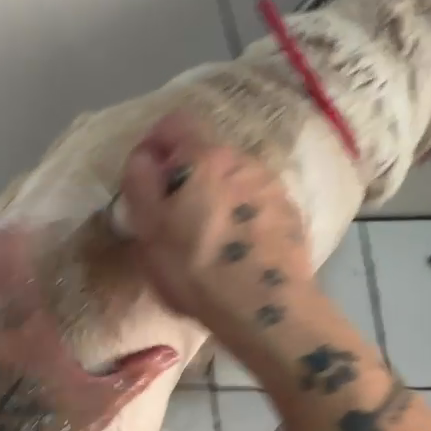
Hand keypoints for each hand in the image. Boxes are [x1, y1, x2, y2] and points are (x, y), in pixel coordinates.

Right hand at [118, 112, 316, 353]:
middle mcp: (241, 159)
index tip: (144, 176)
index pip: (173, 123)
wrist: (263, 306)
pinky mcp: (289, 212)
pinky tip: (234, 250)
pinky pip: (255, 203)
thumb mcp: (149, 231)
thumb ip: (140, 188)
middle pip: (205, 153)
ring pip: (232, 179)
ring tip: (206, 237)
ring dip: (215, 197)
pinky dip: (241, 216)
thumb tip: (142, 160)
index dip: (154, 144)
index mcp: (201, 158)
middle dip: (185, 176)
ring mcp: (271, 184)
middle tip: (171, 217)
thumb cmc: (194, 269)